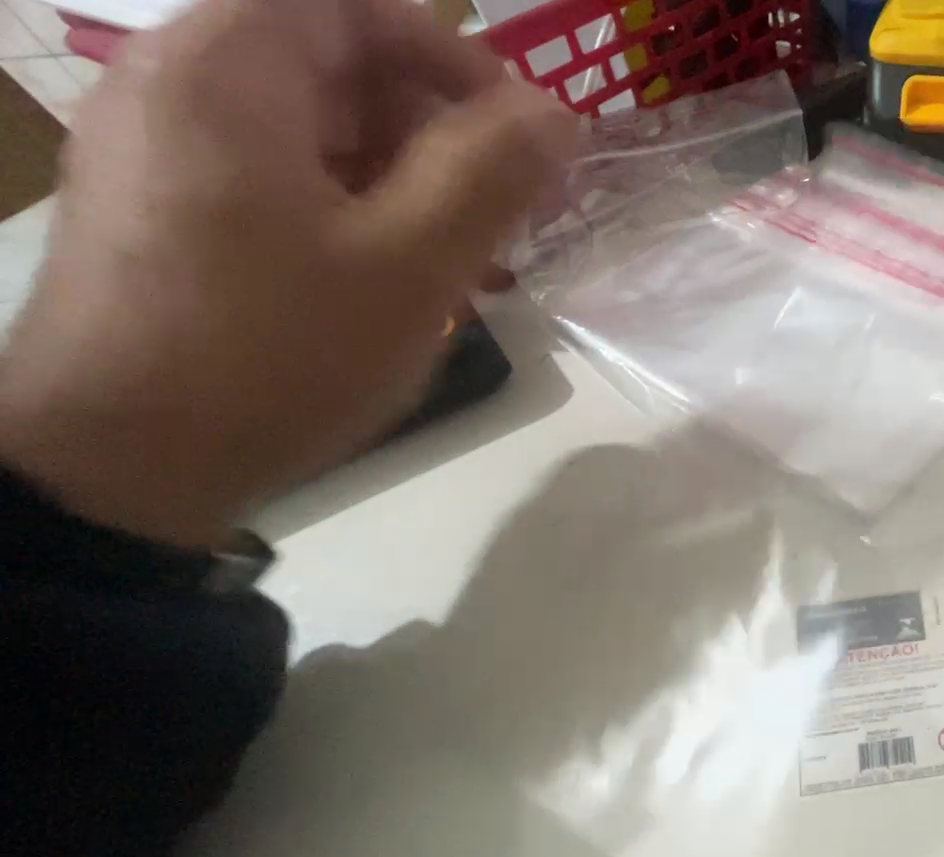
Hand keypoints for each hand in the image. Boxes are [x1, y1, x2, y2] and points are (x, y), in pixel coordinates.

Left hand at [0, 0, 573, 546]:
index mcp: (227, 71)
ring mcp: (167, 154)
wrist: (126, 462)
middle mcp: (179, 87)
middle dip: (440, 132)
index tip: (522, 137)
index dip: (455, 59)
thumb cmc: (278, 350)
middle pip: (339, 66)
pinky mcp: (174, 214)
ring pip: (320, 133)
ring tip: (467, 264)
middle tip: (507, 216)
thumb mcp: (411, 263)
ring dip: (410, 184)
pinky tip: (405, 284)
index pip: (355, 7)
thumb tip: (556, 112)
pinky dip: (361, 214)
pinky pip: (288, 182)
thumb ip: (489, 175)